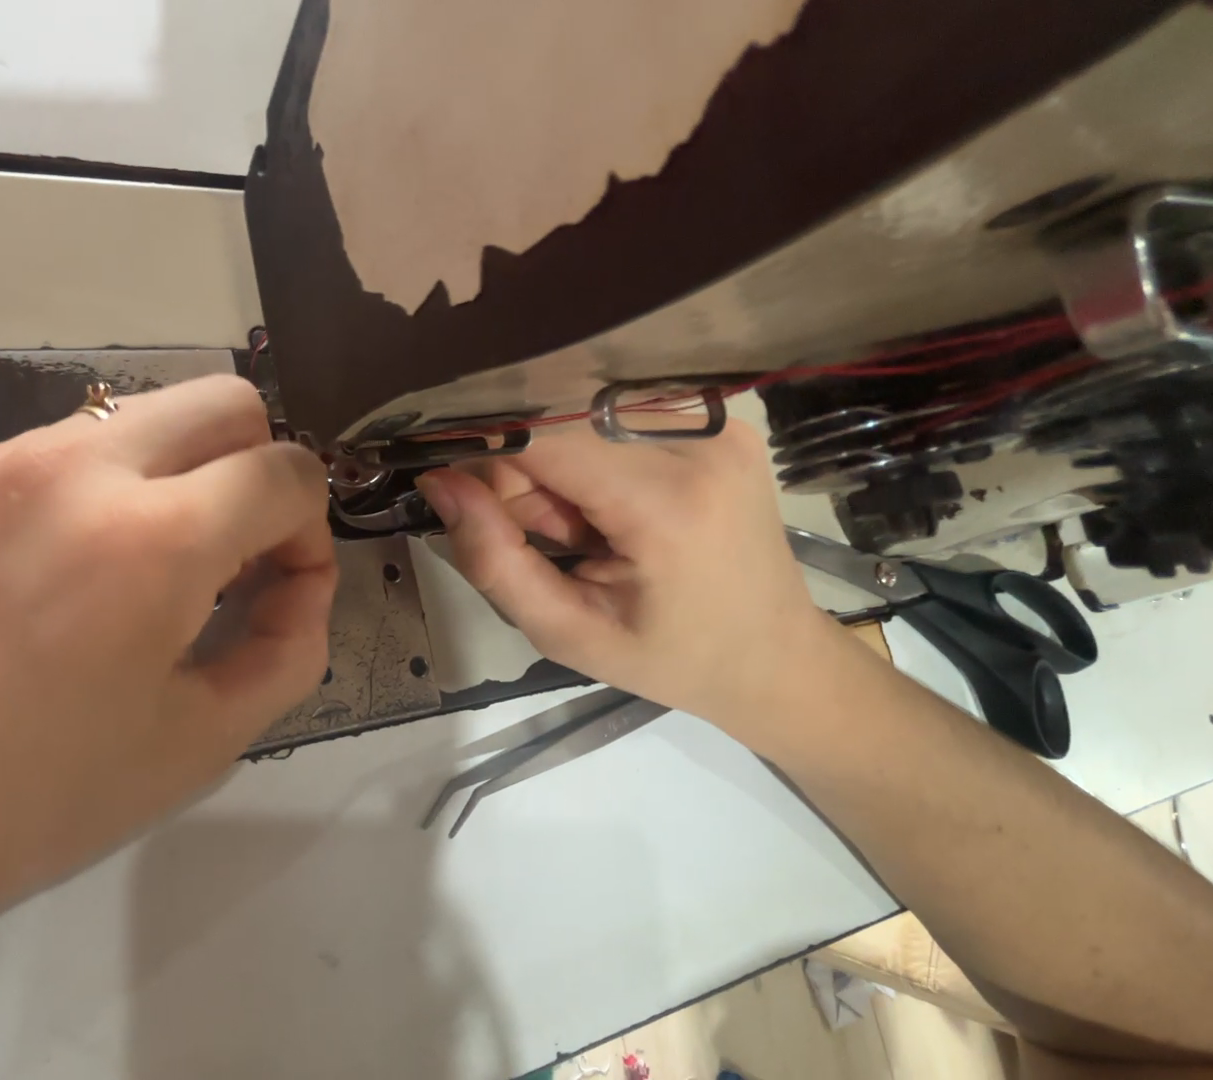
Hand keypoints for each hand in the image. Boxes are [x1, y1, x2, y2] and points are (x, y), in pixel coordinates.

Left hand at [0, 375, 335, 930]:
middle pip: (225, 400)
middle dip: (258, 467)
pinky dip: (106, 488)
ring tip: (147, 569)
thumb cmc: (41, 796)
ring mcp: (6, 460)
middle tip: (232, 557)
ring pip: (144, 414)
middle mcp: (82, 468)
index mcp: (154, 541)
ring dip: (180, 474)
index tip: (282, 588)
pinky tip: (69, 572)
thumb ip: (289, 645)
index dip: (310, 528)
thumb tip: (301, 580)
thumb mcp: (203, 740)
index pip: (286, 471)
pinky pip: (68, 447)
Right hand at [414, 419, 845, 726]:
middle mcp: (700, 439)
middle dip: (522, 475)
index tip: (452, 491)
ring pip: (576, 414)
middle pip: (555, 420)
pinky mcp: (717, 417)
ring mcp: (716, 420)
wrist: (775, 657)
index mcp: (667, 502)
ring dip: (554, 468)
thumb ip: (493, 559)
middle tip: (543, 540)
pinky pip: (610, 416)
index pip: (540, 436)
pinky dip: (587, 458)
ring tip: (582, 531)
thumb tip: (437, 482)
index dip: (482, 456)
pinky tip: (606, 506)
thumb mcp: (566, 631)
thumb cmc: (670, 658)